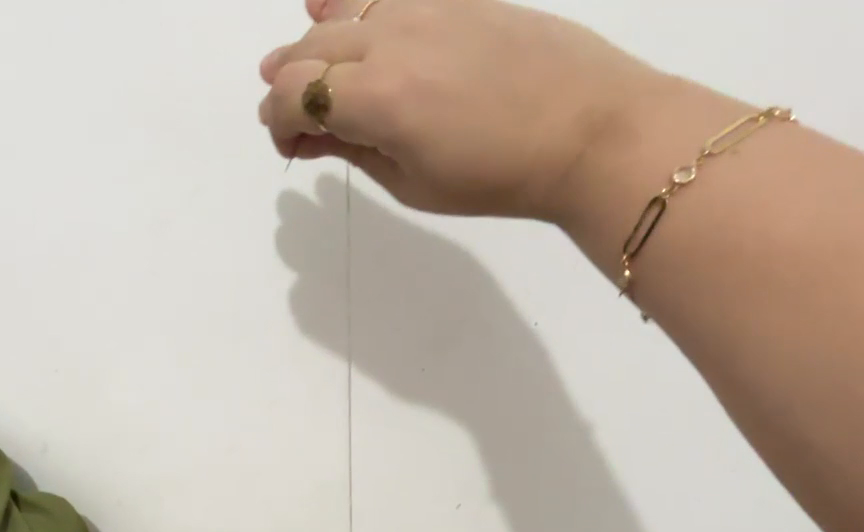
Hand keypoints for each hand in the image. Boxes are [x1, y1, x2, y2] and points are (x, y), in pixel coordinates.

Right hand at [259, 0, 666, 222]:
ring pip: (339, 14)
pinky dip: (344, 1)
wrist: (586, 129)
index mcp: (377, 100)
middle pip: (307, 52)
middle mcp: (389, 41)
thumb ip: (353, 151)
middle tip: (290, 119)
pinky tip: (325, 4)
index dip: (277, 122)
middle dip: (287, 87)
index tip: (286, 144)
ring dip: (308, 44)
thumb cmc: (495, 176)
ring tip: (298, 67)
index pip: (295, 98)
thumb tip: (312, 134)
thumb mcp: (412, 183)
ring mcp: (422, 9)